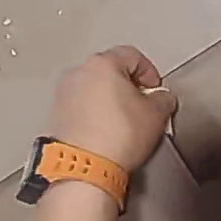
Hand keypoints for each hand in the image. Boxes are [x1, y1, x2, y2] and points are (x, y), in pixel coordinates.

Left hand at [46, 47, 178, 171]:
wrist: (86, 165)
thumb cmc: (118, 136)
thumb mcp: (157, 115)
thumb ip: (163, 98)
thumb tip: (161, 98)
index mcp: (103, 64)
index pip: (133, 55)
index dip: (150, 72)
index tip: (156, 89)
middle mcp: (79, 73)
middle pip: (111, 70)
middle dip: (129, 86)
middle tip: (143, 106)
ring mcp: (64, 93)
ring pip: (95, 88)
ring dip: (111, 99)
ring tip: (125, 123)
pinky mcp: (57, 114)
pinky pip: (83, 106)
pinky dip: (96, 113)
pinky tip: (108, 132)